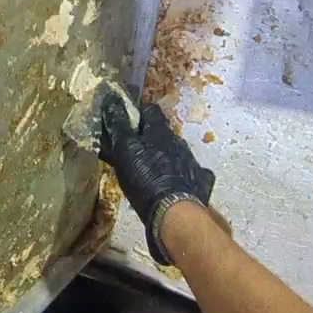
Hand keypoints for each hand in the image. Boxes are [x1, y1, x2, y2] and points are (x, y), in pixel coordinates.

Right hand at [98, 89, 215, 265]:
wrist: (174, 213)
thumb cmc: (145, 178)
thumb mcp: (124, 149)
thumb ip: (119, 124)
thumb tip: (111, 98)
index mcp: (160, 132)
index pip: (151, 110)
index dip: (139, 112)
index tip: (128, 118)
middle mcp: (179, 143)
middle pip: (164, 133)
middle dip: (152, 137)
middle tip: (136, 148)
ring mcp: (192, 163)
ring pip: (177, 153)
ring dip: (166, 156)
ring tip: (153, 169)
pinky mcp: (200, 183)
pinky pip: (191, 174)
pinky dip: (182, 176)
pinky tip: (176, 184)